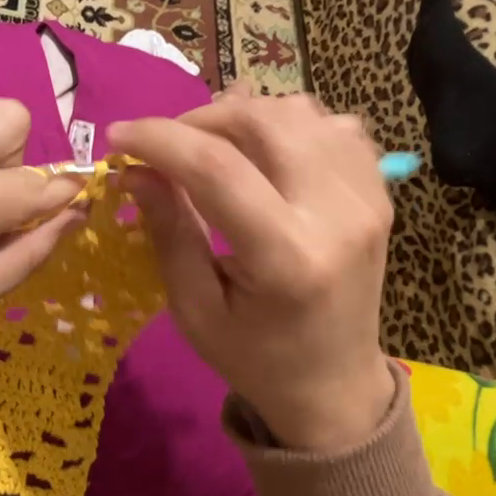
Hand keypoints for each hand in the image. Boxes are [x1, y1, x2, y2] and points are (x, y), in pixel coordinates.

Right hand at [110, 95, 395, 452]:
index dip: (160, 140)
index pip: (217, 168)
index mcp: (287, 257)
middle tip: (163, 148)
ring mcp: (368, 198)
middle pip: (262, 123)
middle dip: (198, 121)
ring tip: (208, 149)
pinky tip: (261, 155)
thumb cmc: (252, 356)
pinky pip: (331, 126)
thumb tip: (135, 170)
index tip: (117, 138)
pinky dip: (286, 126)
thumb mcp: (194, 308)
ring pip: (299, 112)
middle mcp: (338, 215)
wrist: (333, 384)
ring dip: (242, 118)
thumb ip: (169, 232)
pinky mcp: (378, 192)